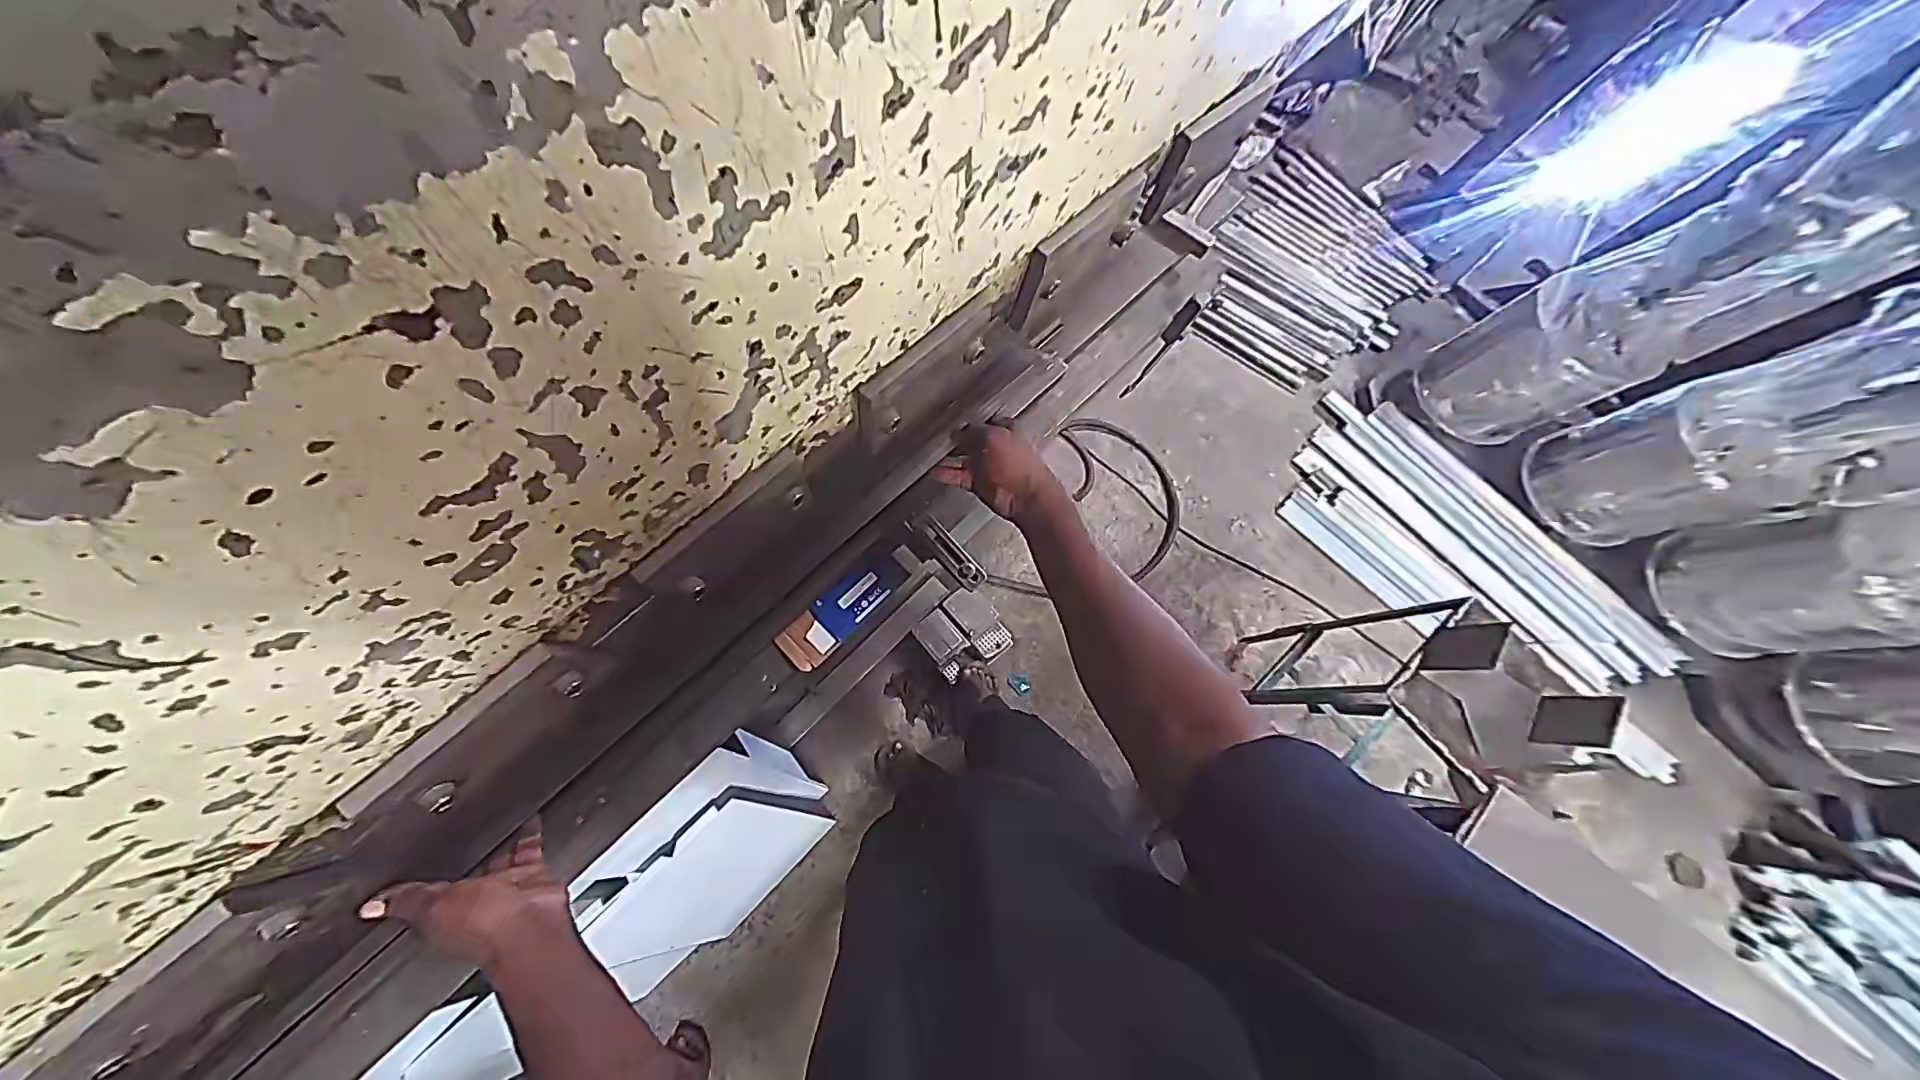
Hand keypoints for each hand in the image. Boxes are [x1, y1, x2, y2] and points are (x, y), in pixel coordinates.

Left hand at [360, 830, 574, 969]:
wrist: (532, 926)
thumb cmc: (484, 927)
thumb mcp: (434, 909)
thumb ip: (409, 901)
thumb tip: (370, 907)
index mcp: (443, 917)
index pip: (423, 900)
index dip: (414, 890)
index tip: (406, 877)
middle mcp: (473, 904)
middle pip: (461, 881)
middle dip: (459, 866)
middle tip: (452, 843)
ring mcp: (504, 890)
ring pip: (496, 862)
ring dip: (496, 846)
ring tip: (491, 822)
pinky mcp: (530, 875)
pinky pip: (528, 848)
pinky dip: (528, 833)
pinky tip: (527, 819)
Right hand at [932, 422, 1064, 523]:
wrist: (1026, 497)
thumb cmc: (1018, 466)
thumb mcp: (992, 437)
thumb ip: (972, 432)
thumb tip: (958, 432)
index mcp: (1005, 431)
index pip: (982, 422)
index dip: (968, 422)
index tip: (952, 422)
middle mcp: (996, 448)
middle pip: (970, 441)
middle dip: (955, 440)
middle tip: (938, 438)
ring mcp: (988, 466)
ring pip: (962, 459)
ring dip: (947, 458)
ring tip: (931, 455)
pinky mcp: (981, 483)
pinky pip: (960, 477)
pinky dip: (947, 474)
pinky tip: (936, 471)